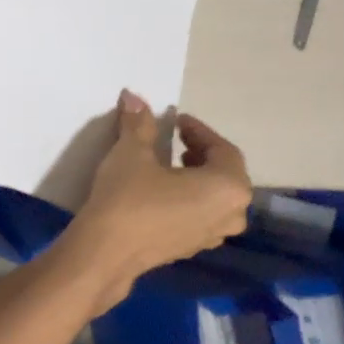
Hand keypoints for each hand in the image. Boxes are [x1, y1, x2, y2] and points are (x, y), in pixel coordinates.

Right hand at [65, 90, 252, 310]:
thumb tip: (135, 96)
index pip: (224, 150)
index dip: (199, 131)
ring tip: (166, 165)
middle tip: (172, 139)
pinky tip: (159, 192)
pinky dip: (187, 197)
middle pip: (225, 175)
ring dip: (195, 177)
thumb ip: (138, 125)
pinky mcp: (195, 245)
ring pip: (214, 197)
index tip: (174, 119)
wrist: (110, 247)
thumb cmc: (128, 196)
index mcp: (228, 187)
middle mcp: (234, 212)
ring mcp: (217, 233)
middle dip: (200, 154)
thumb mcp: (130, 154)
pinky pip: (201, 213)